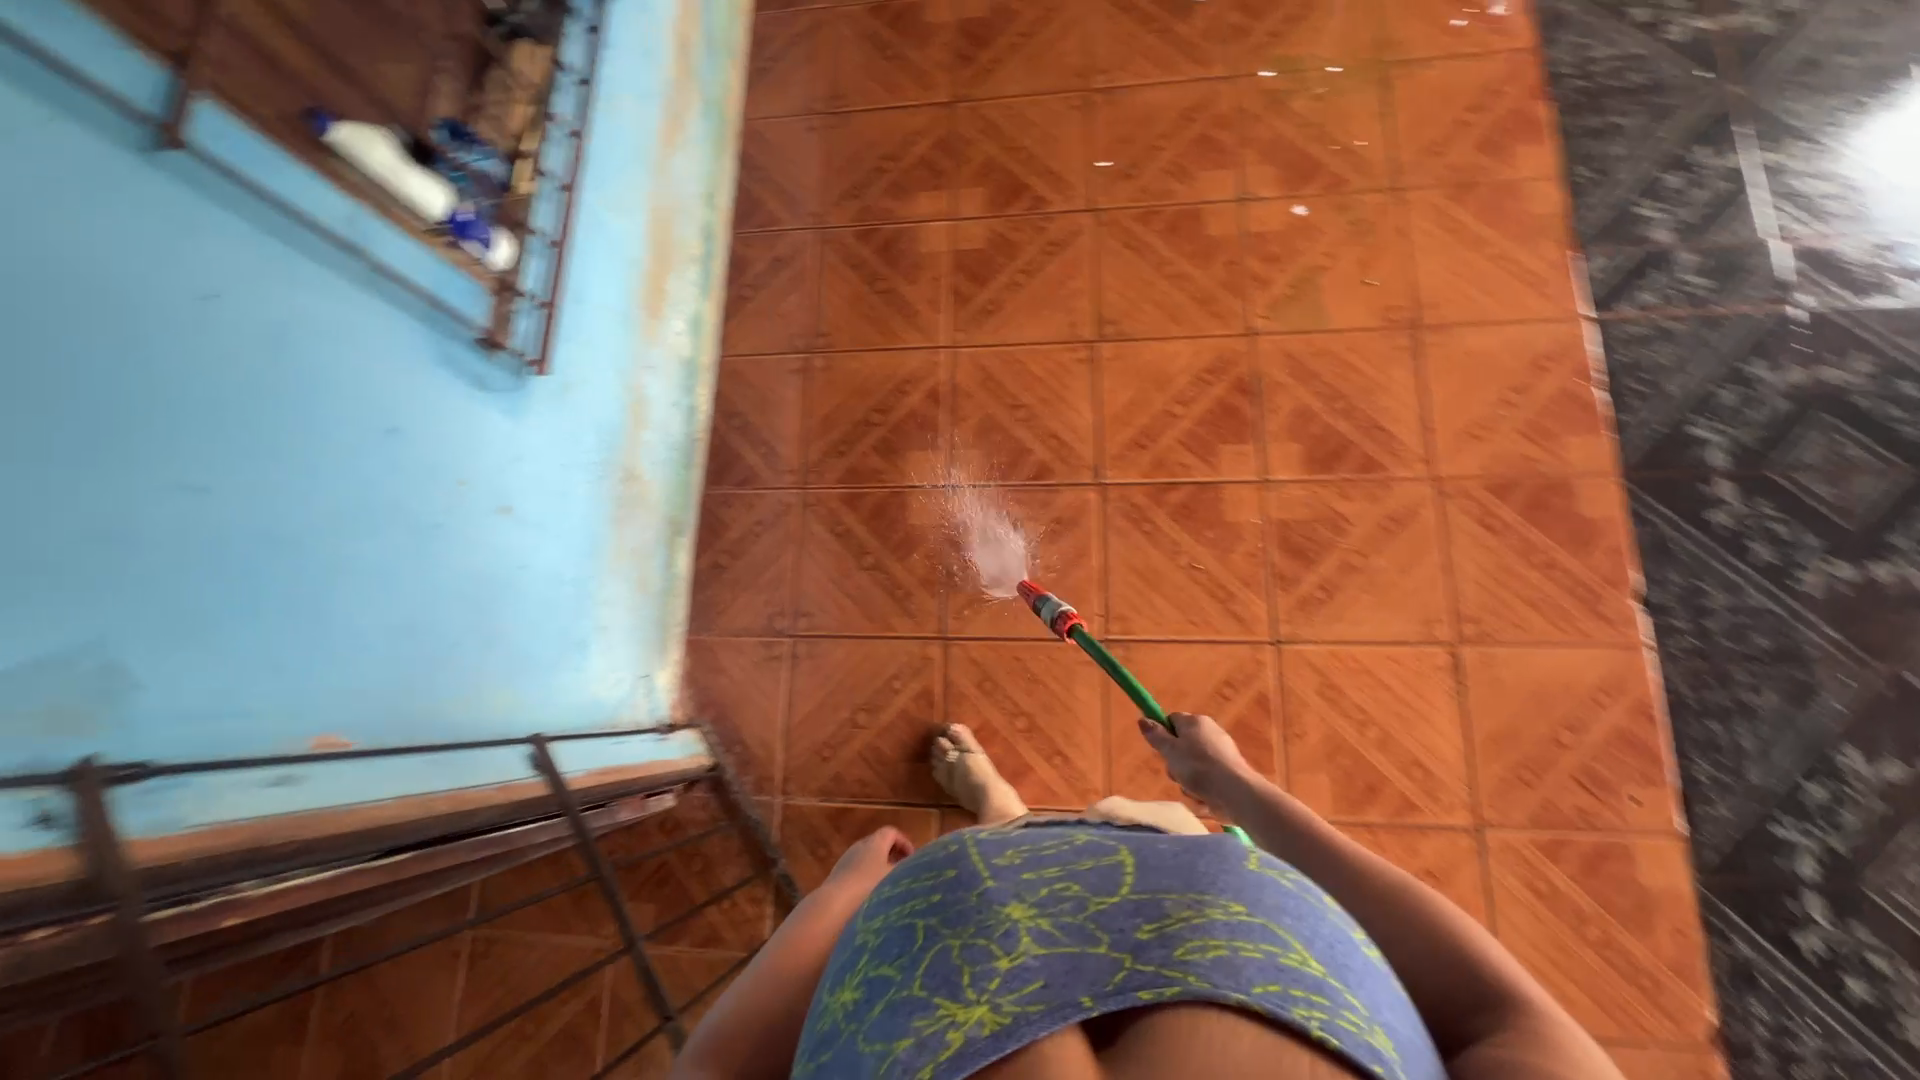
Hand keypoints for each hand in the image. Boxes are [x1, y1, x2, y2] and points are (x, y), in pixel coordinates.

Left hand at [824, 826, 915, 889]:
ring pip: (868, 855)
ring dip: (880, 864)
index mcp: (876, 841)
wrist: (835, 903)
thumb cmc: (870, 885)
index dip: (904, 842)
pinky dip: (868, 873)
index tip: (912, 858)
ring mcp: (848, 857)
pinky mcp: (839, 871)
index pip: (892, 831)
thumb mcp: (894, 876)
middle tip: (902, 869)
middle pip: (880, 842)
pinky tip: (871, 891)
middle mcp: (861, 844)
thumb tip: (912, 865)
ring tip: (888, 882)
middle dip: (893, 853)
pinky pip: (858, 867)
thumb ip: (905, 868)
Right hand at [1136, 712, 1253, 806]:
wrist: (1234, 791)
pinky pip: (1206, 778)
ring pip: (1192, 765)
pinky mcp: (1228, 772)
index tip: (1161, 750)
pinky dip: (1202, 788)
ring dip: (1187, 780)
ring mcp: (1221, 752)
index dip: (1163, 734)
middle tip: (1176, 772)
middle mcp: (1210, 732)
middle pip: (1182, 745)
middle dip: (1176, 763)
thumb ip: (1155, 735)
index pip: (1172, 720)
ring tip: (1192, 789)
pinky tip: (1204, 797)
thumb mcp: (1170, 751)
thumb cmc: (1198, 767)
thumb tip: (1143, 719)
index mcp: (1195, 722)